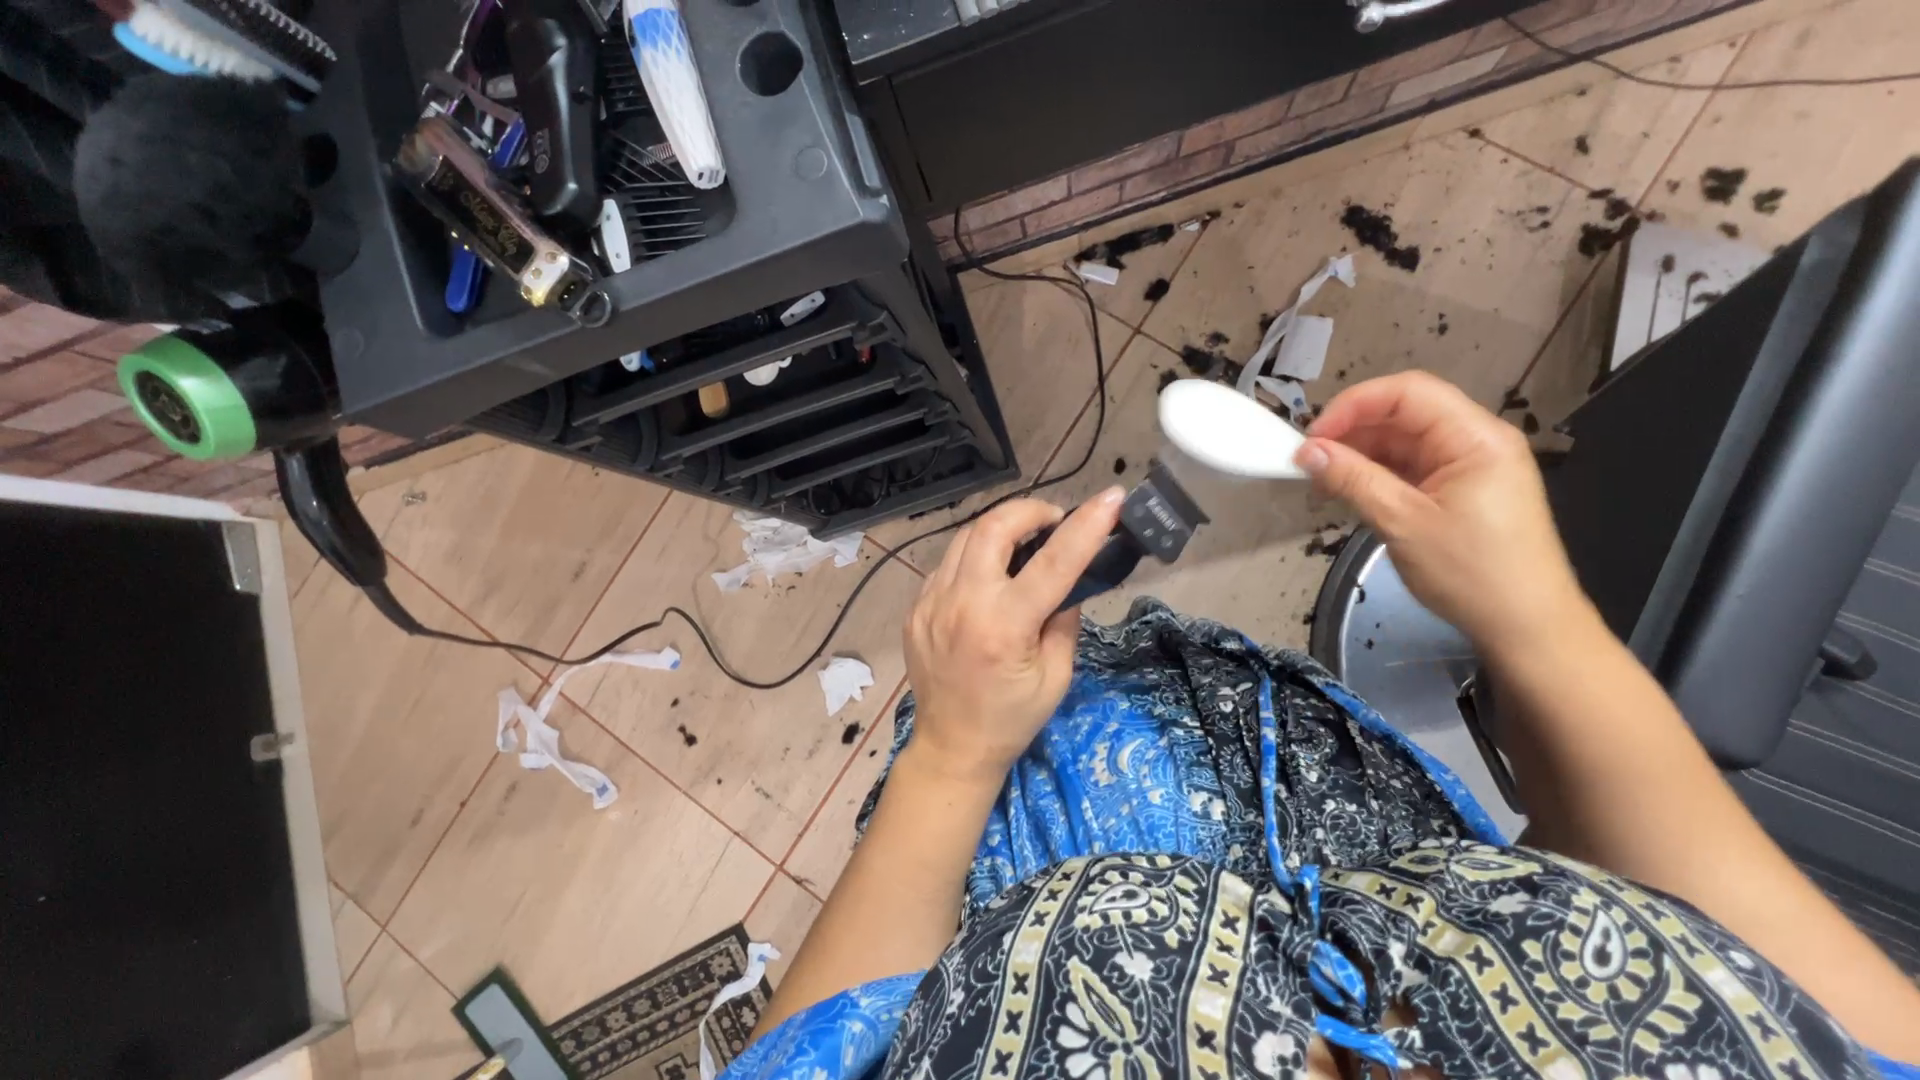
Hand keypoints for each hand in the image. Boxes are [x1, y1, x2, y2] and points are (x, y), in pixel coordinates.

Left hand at [902, 488, 1126, 783]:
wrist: (952, 746)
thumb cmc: (1013, 717)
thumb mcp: (1056, 675)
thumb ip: (1064, 619)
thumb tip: (1069, 576)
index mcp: (1003, 627)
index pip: (1053, 562)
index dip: (1087, 525)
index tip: (1112, 498)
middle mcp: (962, 605)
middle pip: (992, 527)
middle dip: (1029, 511)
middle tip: (1054, 520)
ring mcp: (931, 604)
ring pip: (964, 537)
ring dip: (1000, 529)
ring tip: (1025, 541)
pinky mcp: (916, 608)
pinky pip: (948, 564)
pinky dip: (975, 557)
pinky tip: (991, 575)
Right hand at [1294, 371, 1589, 653]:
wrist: (1526, 626)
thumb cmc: (1472, 573)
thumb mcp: (1403, 524)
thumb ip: (1354, 480)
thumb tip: (1306, 452)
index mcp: (1476, 437)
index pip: (1407, 392)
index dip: (1353, 405)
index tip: (1313, 439)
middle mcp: (1476, 440)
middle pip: (1404, 412)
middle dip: (1352, 430)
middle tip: (1309, 462)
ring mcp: (1469, 465)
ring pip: (1403, 440)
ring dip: (1360, 454)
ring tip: (1323, 482)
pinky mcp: (1460, 489)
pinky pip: (1411, 466)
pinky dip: (1377, 473)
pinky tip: (1350, 491)